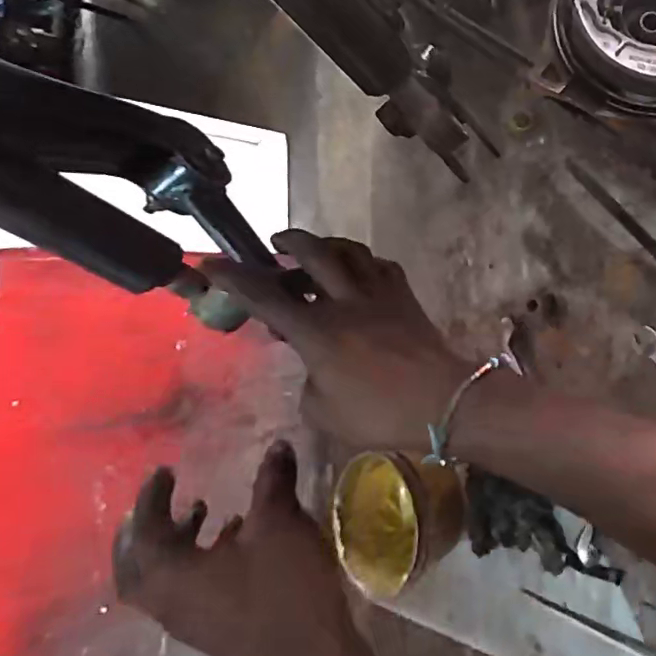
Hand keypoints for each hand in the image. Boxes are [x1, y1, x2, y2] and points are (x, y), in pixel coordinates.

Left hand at [113, 443, 353, 655]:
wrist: (307, 653)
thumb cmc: (284, 584)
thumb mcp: (280, 523)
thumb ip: (273, 482)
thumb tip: (276, 445)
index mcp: (172, 576)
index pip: (146, 532)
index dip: (152, 498)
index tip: (164, 470)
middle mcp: (168, 602)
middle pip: (137, 566)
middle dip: (146, 528)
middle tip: (162, 498)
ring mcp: (189, 619)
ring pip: (163, 578)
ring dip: (175, 542)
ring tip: (204, 509)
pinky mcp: (213, 625)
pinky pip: (186, 587)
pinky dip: (198, 558)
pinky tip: (237, 539)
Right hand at [203, 231, 470, 451]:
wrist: (444, 399)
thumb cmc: (380, 413)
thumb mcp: (323, 410)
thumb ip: (309, 380)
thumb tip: (315, 364)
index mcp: (317, 331)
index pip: (265, 297)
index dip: (234, 278)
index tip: (212, 264)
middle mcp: (346, 302)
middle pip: (314, 253)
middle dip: (291, 241)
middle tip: (277, 243)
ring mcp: (380, 294)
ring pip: (352, 251)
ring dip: (329, 245)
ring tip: (318, 252)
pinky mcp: (405, 296)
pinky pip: (381, 266)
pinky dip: (364, 262)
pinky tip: (360, 274)